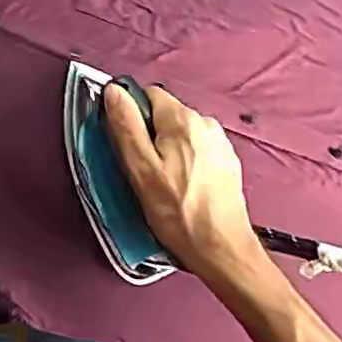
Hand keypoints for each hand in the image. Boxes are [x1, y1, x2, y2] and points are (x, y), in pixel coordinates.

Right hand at [103, 84, 267, 284]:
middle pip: (164, 113)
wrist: (222, 250)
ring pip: (179, 133)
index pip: (147, 94)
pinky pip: (196, 148)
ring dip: (167, 149)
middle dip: (149, 135)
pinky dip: (185, 161)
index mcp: (183, 120)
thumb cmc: (179, 213)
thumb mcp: (140, 168)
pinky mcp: (227, 162)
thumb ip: (126, 124)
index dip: (131, 115)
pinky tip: (183, 186)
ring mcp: (220, 143)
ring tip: (164, 182)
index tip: (128, 144)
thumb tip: (114, 91)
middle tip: (145, 169)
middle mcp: (206, 124)